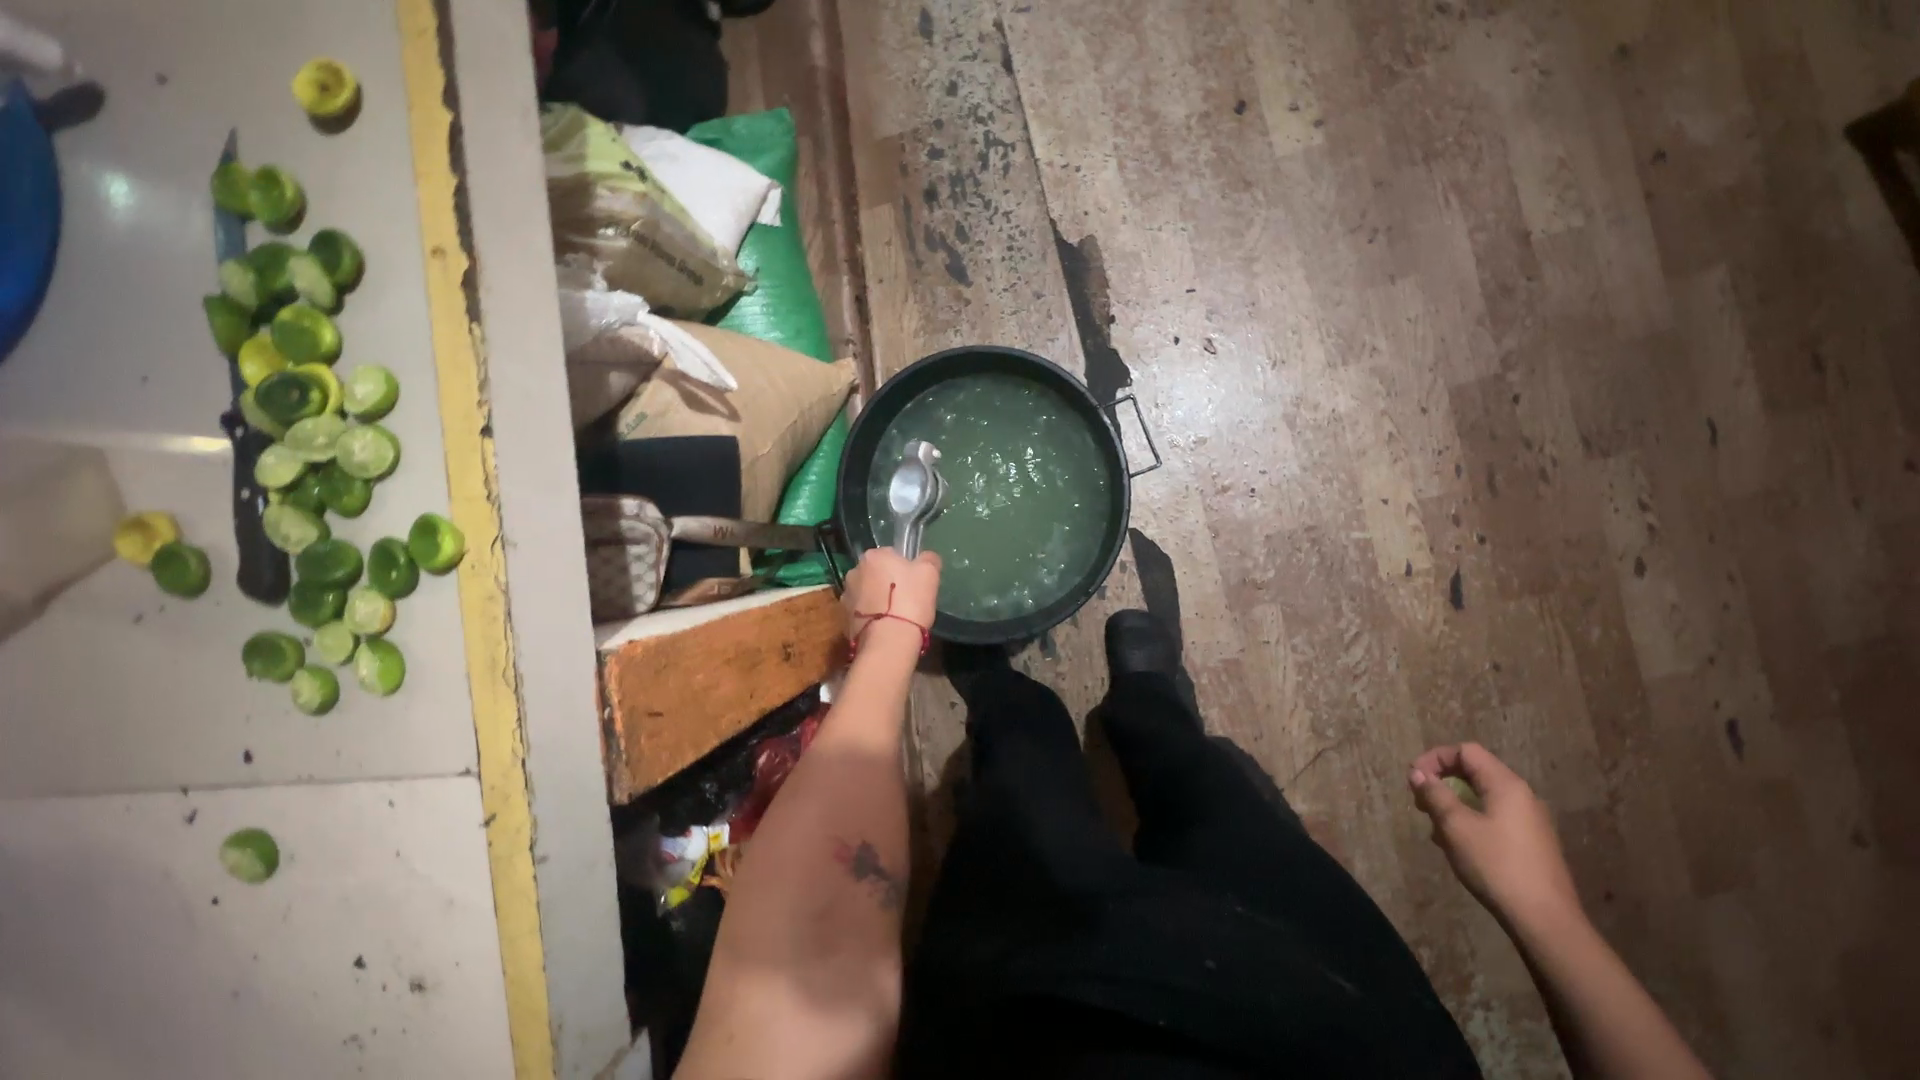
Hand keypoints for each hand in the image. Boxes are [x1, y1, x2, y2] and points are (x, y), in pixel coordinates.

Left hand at [842, 548, 940, 645]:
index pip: (890, 554)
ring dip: (877, 600)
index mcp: (873, 556)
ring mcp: (846, 596)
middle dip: (887, 583)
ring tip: (893, 616)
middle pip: (875, 573)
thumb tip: (926, 558)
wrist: (889, 642)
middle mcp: (854, 572)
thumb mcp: (930, 573)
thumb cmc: (910, 601)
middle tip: (905, 599)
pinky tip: (884, 627)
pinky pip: (862, 612)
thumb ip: (928, 559)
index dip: (904, 568)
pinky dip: (871, 617)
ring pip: (867, 593)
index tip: (913, 582)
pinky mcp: (843, 619)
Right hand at [1408, 743, 1582, 927]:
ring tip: (1436, 831)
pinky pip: (1494, 818)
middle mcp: (1522, 796)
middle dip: (1443, 783)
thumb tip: (1418, 773)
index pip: (1466, 751)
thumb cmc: (1496, 864)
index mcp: (1506, 785)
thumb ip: (1435, 795)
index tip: (1413, 780)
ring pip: (1483, 798)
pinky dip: (1471, 822)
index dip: (1435, 759)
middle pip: (1475, 773)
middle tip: (1420, 805)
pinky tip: (1459, 848)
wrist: (1544, 918)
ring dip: (1454, 806)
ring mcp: (1530, 821)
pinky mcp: (1531, 843)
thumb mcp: (1456, 826)